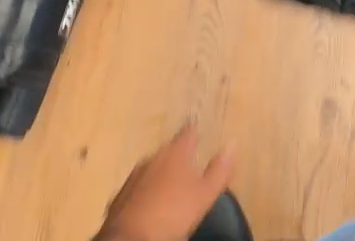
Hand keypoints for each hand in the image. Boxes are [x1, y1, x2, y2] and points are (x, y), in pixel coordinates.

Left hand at [95, 123, 234, 240]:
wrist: (131, 238)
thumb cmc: (173, 214)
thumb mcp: (204, 195)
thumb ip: (219, 170)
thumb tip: (232, 144)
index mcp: (176, 153)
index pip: (188, 132)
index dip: (194, 129)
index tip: (198, 125)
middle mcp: (154, 156)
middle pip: (169, 149)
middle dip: (178, 154)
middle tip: (190, 161)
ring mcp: (135, 174)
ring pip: (153, 166)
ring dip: (162, 172)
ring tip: (172, 183)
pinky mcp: (122, 193)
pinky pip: (140, 185)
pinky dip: (148, 188)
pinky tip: (152, 201)